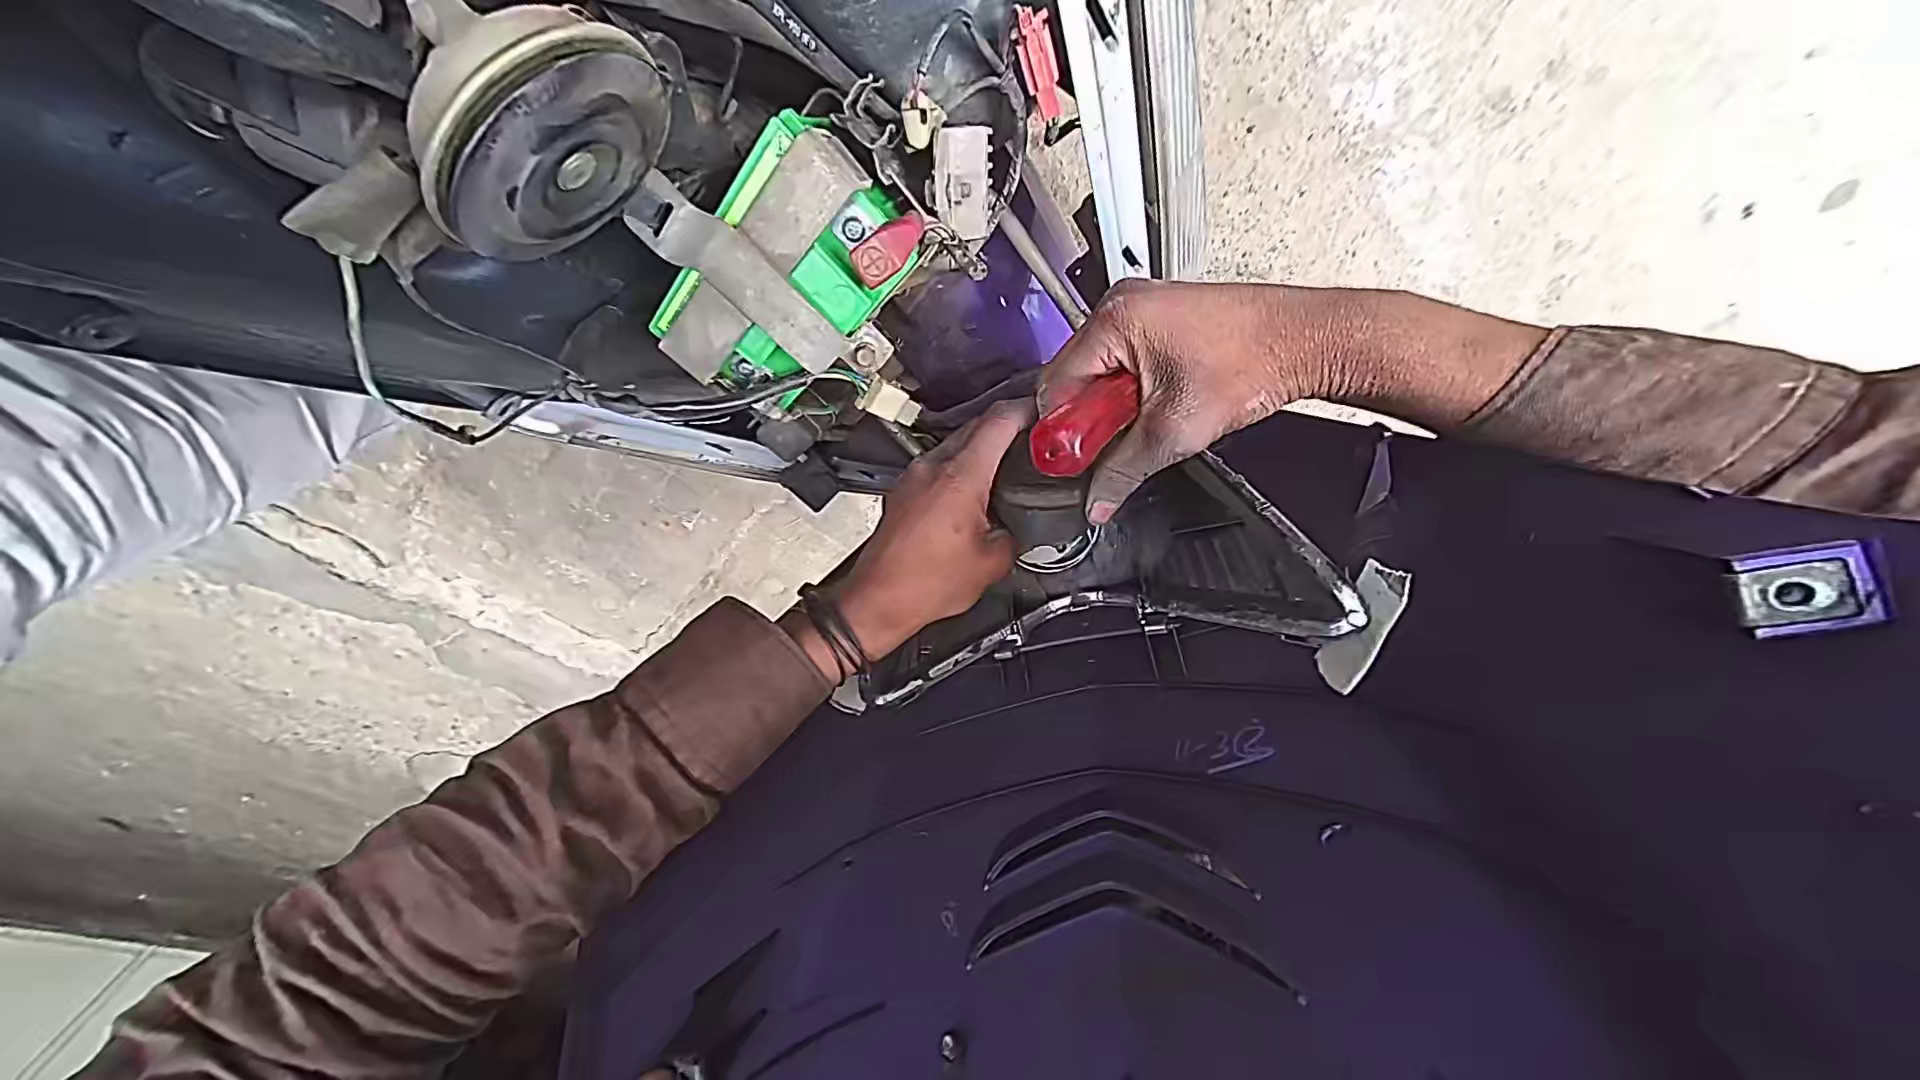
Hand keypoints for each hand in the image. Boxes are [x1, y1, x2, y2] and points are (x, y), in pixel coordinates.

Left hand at [801, 400, 1032, 673]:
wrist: (879, 599)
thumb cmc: (922, 585)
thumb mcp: (991, 564)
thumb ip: (1014, 536)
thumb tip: (1018, 528)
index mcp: (959, 478)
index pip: (998, 422)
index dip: (1026, 410)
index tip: (1042, 411)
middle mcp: (932, 467)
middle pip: (977, 425)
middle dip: (1007, 425)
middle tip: (1032, 436)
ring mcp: (914, 475)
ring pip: (955, 442)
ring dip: (982, 445)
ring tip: (1007, 461)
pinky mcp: (904, 489)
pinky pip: (938, 462)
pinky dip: (961, 465)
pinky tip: (974, 486)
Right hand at [1036, 280, 1547, 521]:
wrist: (1307, 340)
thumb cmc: (1255, 362)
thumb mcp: (1173, 431)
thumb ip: (1122, 470)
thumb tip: (1097, 498)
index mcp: (1115, 319)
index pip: (1057, 384)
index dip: (1062, 430)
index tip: (1075, 459)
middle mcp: (1121, 305)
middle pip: (1073, 378)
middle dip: (1090, 419)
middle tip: (1117, 442)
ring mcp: (1141, 308)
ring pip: (1096, 372)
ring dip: (1111, 407)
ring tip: (1147, 420)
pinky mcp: (1158, 320)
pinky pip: (1120, 362)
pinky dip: (1129, 392)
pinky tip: (1155, 405)